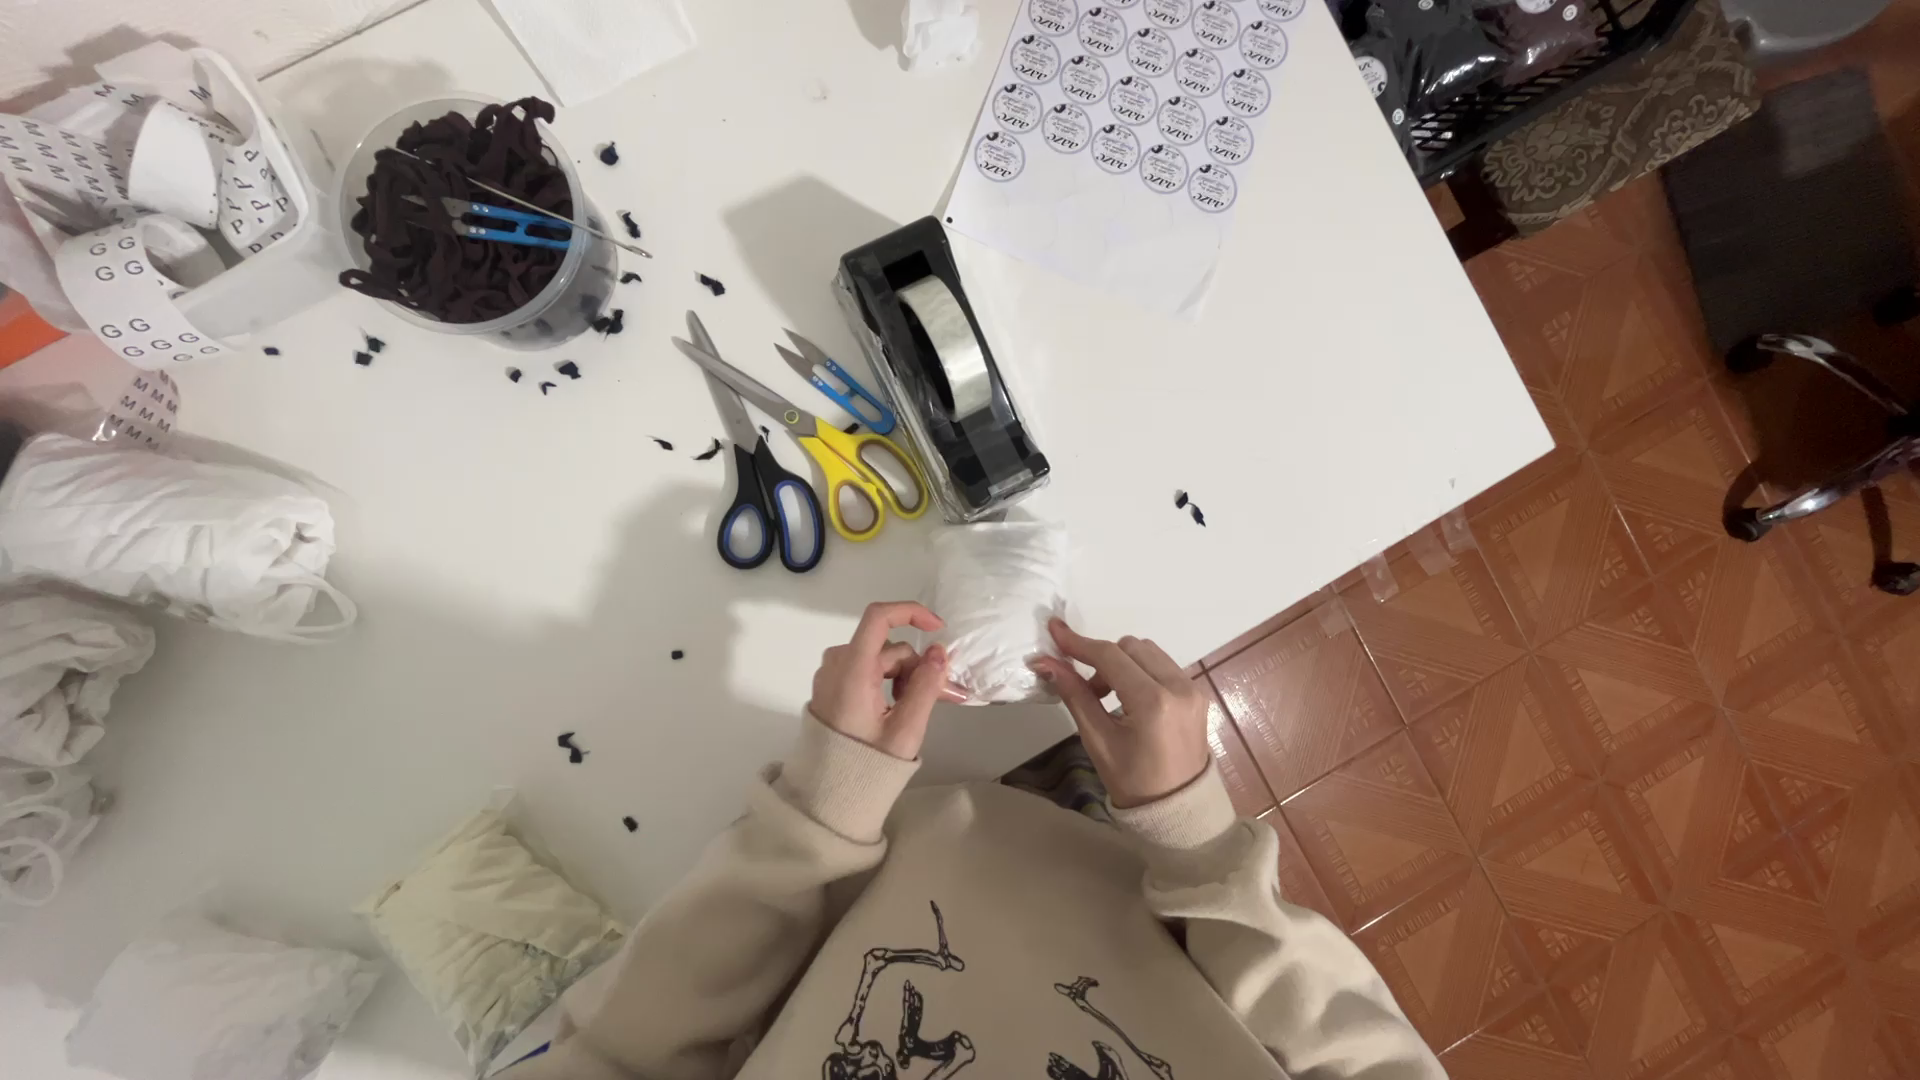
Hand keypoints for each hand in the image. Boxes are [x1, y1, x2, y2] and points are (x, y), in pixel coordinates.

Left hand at [808, 601, 959, 759]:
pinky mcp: (830, 686)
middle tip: (942, 698)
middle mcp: (836, 663)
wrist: (825, 796)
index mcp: (852, 669)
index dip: (911, 613)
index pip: (879, 617)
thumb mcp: (905, 730)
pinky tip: (898, 709)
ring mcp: (830, 674)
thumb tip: (939, 652)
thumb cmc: (866, 764)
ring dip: (904, 677)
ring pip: (880, 659)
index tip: (939, 629)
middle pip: (888, 647)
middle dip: (917, 666)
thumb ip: (926, 686)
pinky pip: (866, 671)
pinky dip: (887, 682)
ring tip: (916, 711)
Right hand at [1029, 618, 1209, 808]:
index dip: (1079, 643)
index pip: (1110, 657)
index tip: (1054, 630)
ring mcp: (1192, 688)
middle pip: (1130, 647)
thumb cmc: (1133, 782)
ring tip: (1111, 696)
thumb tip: (1046, 663)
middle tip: (1090, 691)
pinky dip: (1141, 671)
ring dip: (1122, 663)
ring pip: (1148, 651)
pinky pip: (1163, 665)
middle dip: (1103, 659)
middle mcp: (1178, 687)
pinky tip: (1131, 699)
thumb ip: (1074, 694)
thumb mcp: (1098, 739)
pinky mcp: (1197, 693)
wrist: (1178, 811)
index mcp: (1153, 702)